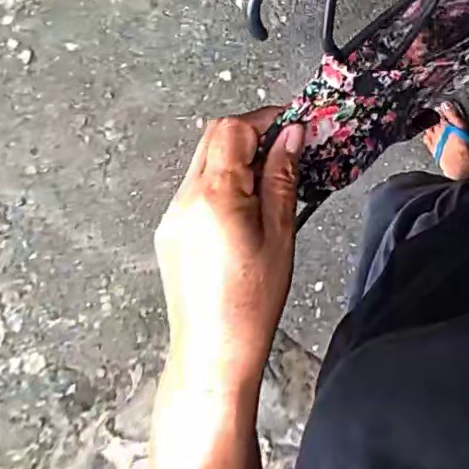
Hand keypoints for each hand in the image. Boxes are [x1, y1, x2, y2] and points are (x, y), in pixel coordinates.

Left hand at [154, 107, 302, 393]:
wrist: (213, 350)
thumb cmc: (254, 297)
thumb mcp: (281, 230)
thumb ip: (283, 175)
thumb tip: (293, 134)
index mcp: (214, 197)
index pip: (233, 129)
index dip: (267, 118)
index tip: (296, 125)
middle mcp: (185, 200)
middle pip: (214, 136)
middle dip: (254, 130)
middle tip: (289, 145)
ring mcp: (173, 215)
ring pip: (205, 158)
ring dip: (241, 153)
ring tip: (274, 177)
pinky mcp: (172, 230)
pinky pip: (198, 184)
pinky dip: (227, 176)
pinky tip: (251, 201)